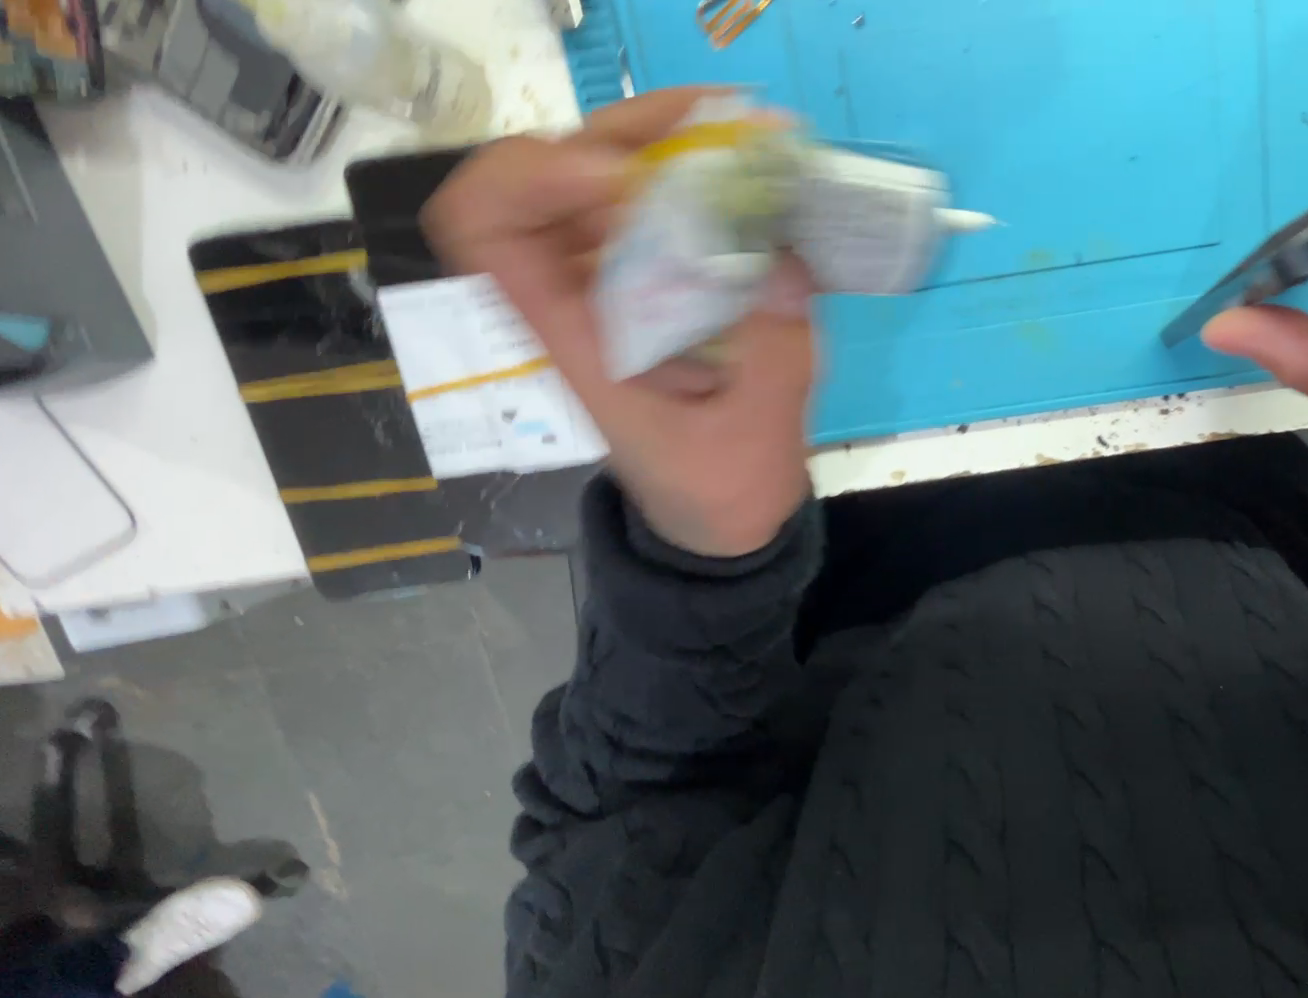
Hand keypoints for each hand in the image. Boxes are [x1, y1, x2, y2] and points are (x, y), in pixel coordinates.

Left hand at [424, 87, 816, 557]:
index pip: (486, 227)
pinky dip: (702, 181)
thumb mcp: (756, 432)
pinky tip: (760, 179)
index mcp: (575, 340)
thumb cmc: (720, 491)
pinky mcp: (659, 293)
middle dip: (629, 137)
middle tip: (724, 129)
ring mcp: (619, 291)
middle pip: (553, 177)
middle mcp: (581, 299)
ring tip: (752, 135)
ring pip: (606, 181)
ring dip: (670, 144)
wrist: (723, 521)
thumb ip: (773, 349)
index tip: (628, 186)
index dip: (533, 177)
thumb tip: (785, 252)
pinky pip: (660, 213)